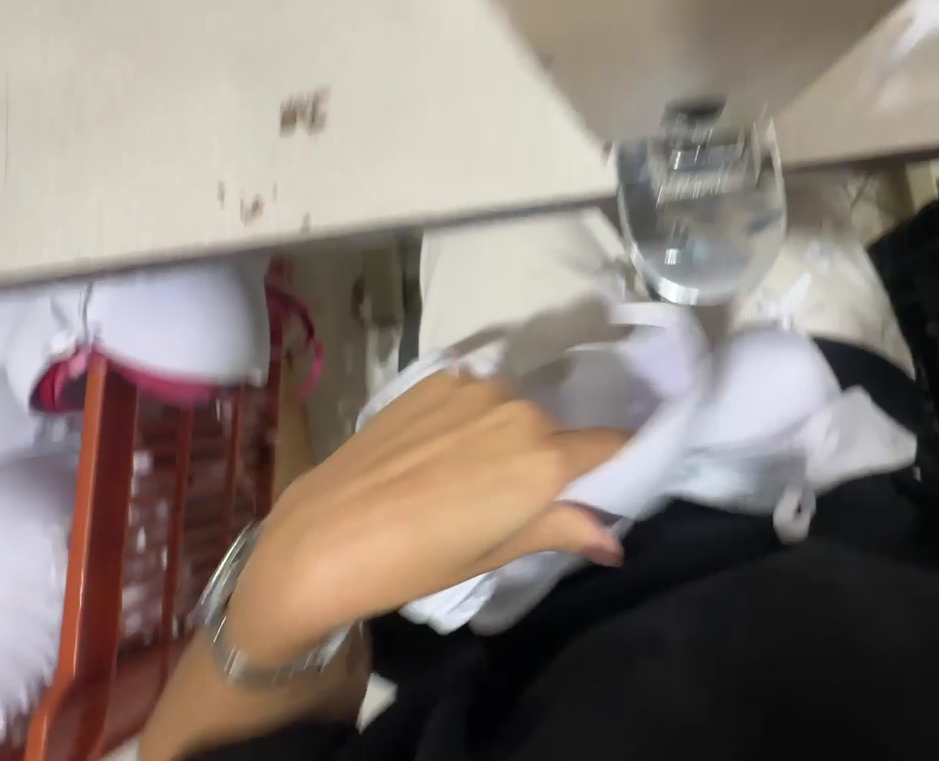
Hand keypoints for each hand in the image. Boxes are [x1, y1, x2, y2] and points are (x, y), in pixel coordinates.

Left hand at [224, 373, 630, 662]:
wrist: (322, 536)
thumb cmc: (418, 560)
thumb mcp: (496, 553)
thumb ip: (563, 528)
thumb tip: (614, 541)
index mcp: (544, 458)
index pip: (611, 443)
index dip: (617, 459)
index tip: (610, 474)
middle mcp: (520, 410)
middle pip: (557, 429)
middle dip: (549, 457)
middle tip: (512, 495)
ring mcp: (476, 387)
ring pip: (515, 410)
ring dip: (506, 434)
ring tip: (462, 472)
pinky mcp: (437, 379)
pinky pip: (474, 395)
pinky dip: (468, 417)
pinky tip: (433, 449)